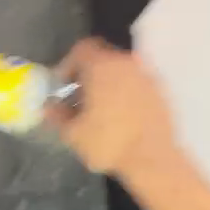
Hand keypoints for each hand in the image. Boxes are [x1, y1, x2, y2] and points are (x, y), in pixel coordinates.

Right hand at [47, 38, 180, 179]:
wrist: (153, 159)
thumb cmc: (109, 143)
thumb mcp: (73, 135)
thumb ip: (57, 115)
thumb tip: (49, 107)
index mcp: (102, 66)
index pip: (81, 50)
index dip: (68, 65)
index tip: (62, 85)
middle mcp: (126, 62)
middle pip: (102, 59)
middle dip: (88, 76)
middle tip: (79, 100)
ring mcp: (147, 76)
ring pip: (121, 72)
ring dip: (108, 86)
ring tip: (101, 113)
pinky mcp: (161, 92)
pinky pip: (137, 86)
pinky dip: (126, 95)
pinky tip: (122, 119)